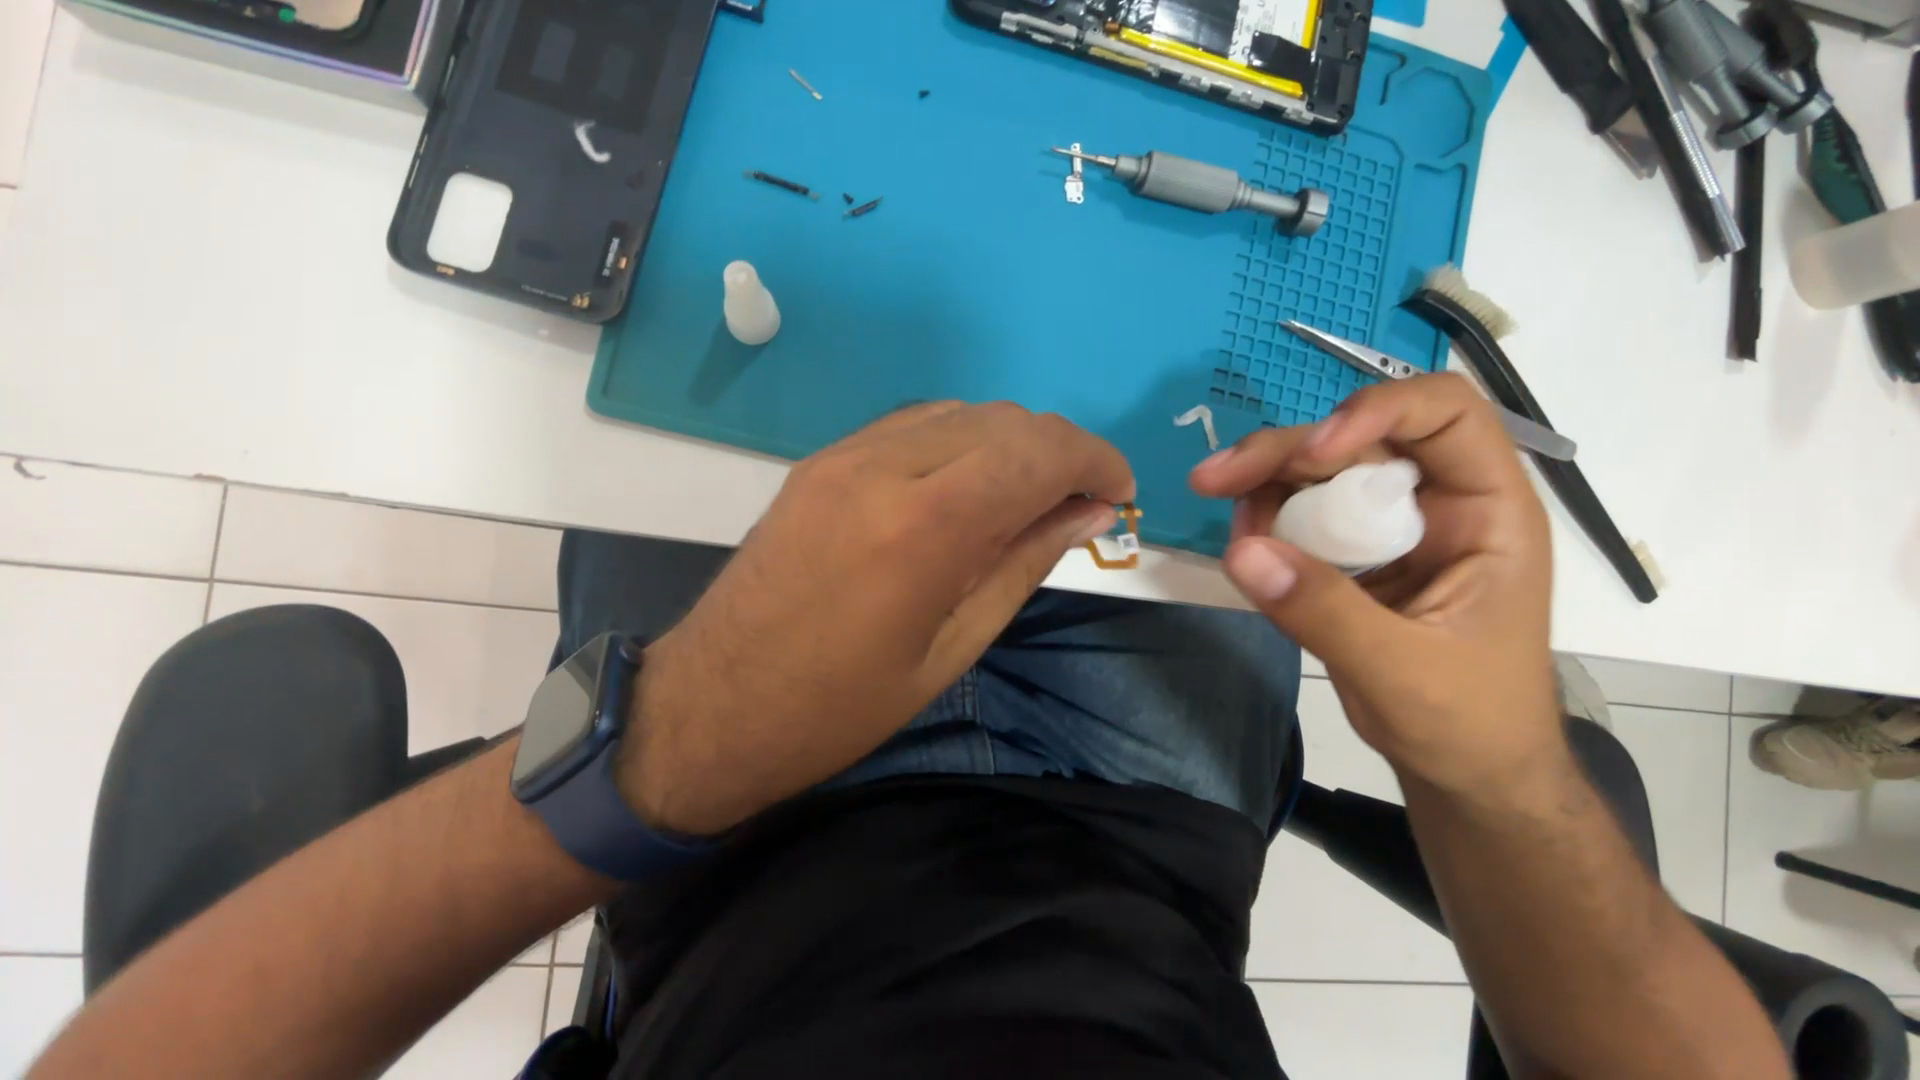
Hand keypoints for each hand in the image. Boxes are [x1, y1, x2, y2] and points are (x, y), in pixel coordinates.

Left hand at [620, 402, 1133, 834]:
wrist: (712, 704)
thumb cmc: (839, 707)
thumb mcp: (951, 649)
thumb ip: (1022, 565)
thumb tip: (1088, 513)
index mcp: (922, 527)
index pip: (1036, 452)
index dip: (1094, 461)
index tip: (1118, 496)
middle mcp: (882, 467)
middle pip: (1003, 420)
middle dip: (1059, 450)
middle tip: (1080, 504)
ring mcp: (843, 456)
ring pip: (960, 412)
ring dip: (1010, 442)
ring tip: (1028, 497)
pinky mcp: (820, 461)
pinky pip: (912, 425)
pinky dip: (960, 441)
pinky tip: (968, 486)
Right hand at [1188, 374, 1562, 794]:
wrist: (1465, 771)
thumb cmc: (1469, 721)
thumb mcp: (1402, 671)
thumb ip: (1325, 612)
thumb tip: (1240, 551)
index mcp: (1488, 511)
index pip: (1445, 416)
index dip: (1378, 411)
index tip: (1314, 455)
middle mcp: (1438, 502)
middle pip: (1359, 439)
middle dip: (1285, 451)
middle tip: (1213, 481)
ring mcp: (1391, 526)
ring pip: (1320, 472)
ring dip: (1264, 486)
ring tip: (1232, 531)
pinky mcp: (1353, 554)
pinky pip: (1300, 516)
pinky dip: (1263, 524)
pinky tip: (1244, 549)